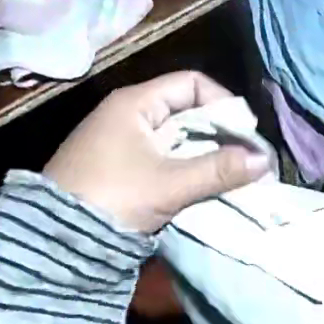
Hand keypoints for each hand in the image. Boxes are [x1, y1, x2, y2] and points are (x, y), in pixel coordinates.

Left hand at [43, 71, 270, 233]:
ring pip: (182, 140)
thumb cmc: (114, 196)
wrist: (57, 239)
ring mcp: (127, 144)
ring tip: (237, 178)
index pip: (192, 84)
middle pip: (190, 112)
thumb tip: (265, 160)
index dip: (225, 104)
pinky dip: (193, 171)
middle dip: (224, 136)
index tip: (247, 135)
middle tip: (250, 161)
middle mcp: (131, 116)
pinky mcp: (126, 170)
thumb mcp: (171, 183)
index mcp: (136, 104)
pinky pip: (170, 161)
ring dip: (211, 157)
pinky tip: (212, 188)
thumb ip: (220, 170)